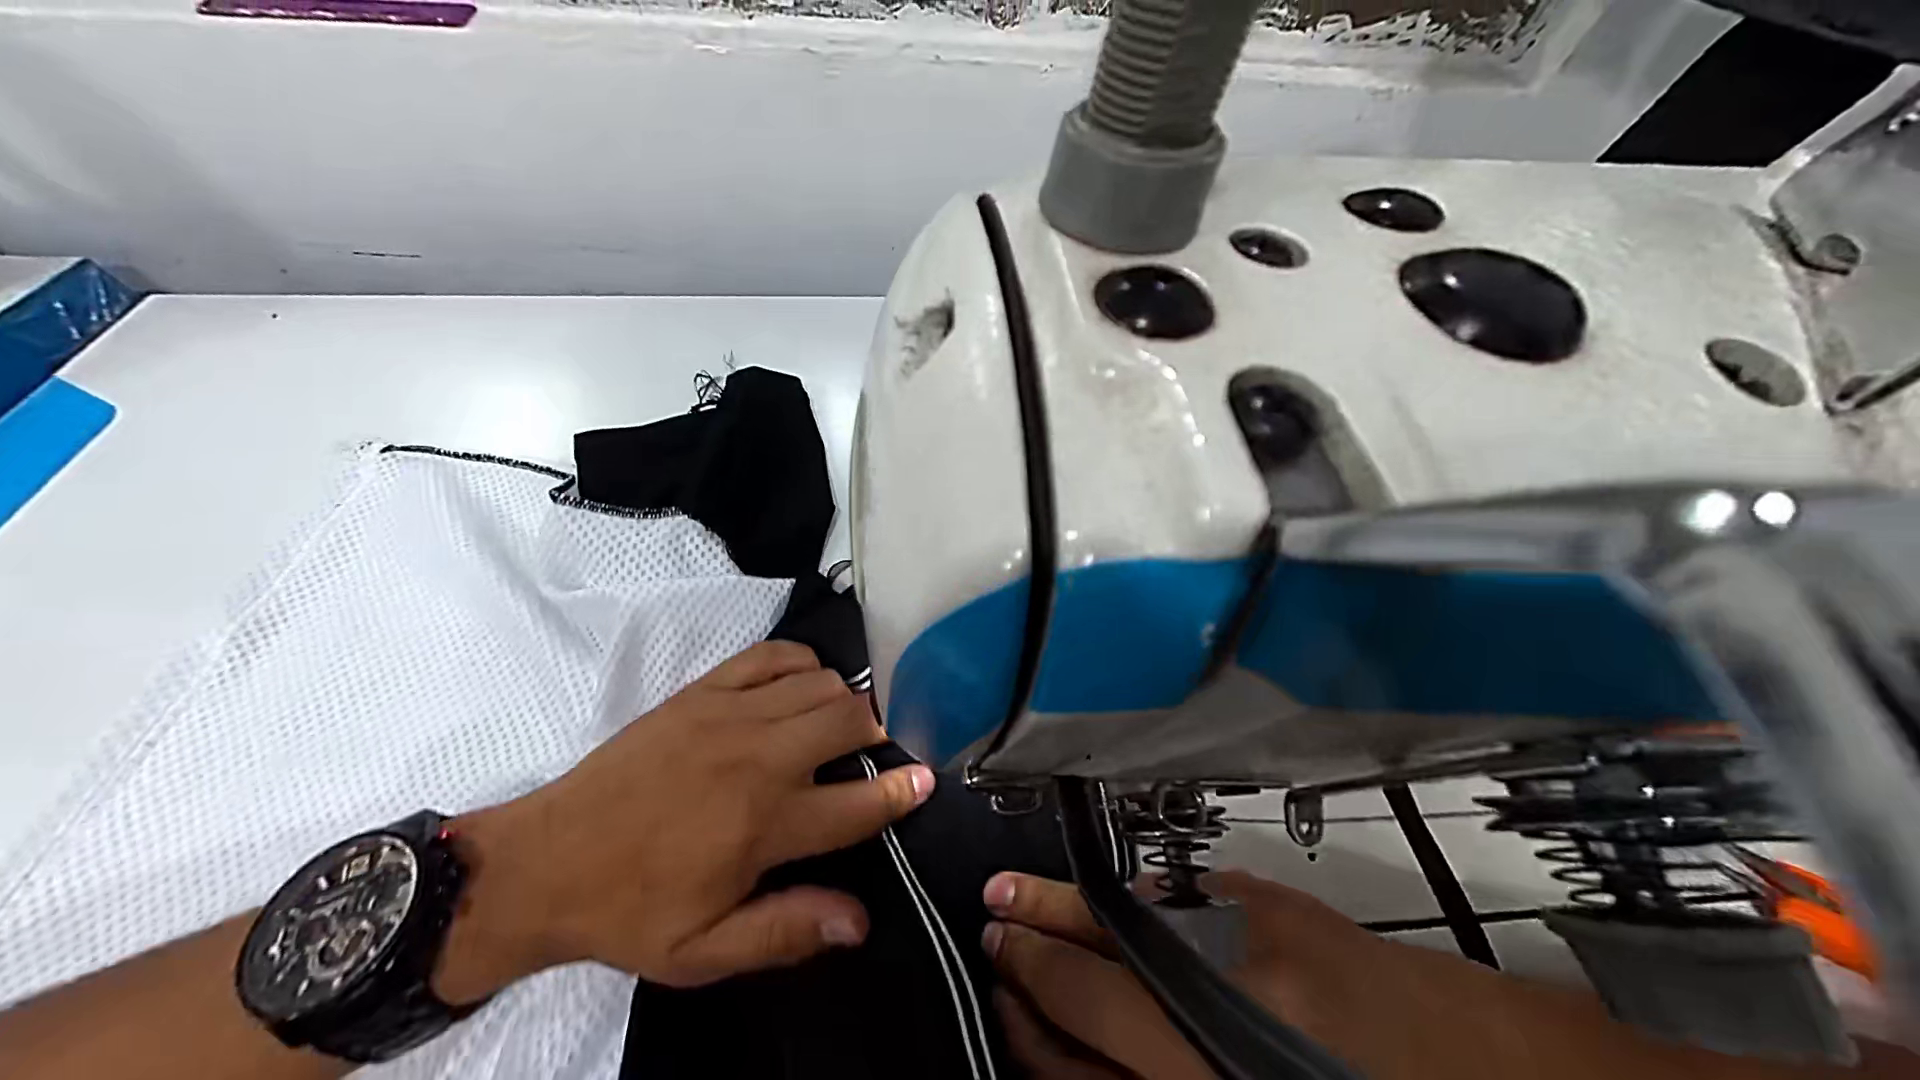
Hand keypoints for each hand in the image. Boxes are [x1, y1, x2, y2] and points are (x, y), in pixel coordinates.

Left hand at [437, 642, 933, 997]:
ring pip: (819, 684)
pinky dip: (802, 662)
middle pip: (848, 721)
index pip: (857, 803)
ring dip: (844, 700)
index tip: (926, 778)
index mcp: (763, 824)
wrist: (546, 860)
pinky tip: (804, 683)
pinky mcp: (702, 690)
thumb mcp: (704, 950)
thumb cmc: (632, 909)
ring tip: (841, 723)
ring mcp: (729, 714)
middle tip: (877, 749)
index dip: (901, 791)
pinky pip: (772, 655)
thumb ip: (786, 930)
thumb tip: (860, 920)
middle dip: (878, 731)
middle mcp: (757, 759)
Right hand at [980, 871, 1820, 1079]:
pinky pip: (1184, 905)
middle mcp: (1220, 991)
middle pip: (1097, 960)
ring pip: (1132, 919)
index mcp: (1214, 1060)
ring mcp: (1249, 937)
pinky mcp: (1278, 906)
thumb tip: (1091, 1057)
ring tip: (1021, 889)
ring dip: (1074, 908)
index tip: (994, 968)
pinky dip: (1138, 909)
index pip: (1088, 1016)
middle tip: (987, 912)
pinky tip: (1113, 904)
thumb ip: (1172, 1071)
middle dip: (1033, 938)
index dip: (1031, 993)